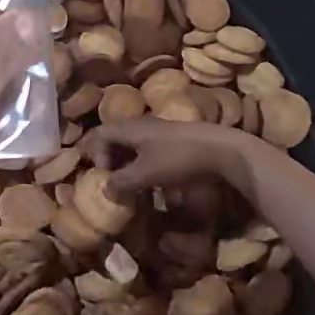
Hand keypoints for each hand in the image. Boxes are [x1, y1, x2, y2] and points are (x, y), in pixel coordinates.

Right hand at [85, 117, 273, 196]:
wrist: (219, 149)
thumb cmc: (177, 159)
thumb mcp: (145, 174)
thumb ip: (122, 182)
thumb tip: (106, 189)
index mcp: (130, 128)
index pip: (99, 134)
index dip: (95, 155)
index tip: (104, 176)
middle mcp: (141, 125)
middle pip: (115, 138)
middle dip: (110, 161)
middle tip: (114, 182)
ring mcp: (159, 131)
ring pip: (133, 145)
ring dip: (127, 164)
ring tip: (131, 185)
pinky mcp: (173, 140)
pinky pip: (148, 150)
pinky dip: (143, 164)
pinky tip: (152, 181)